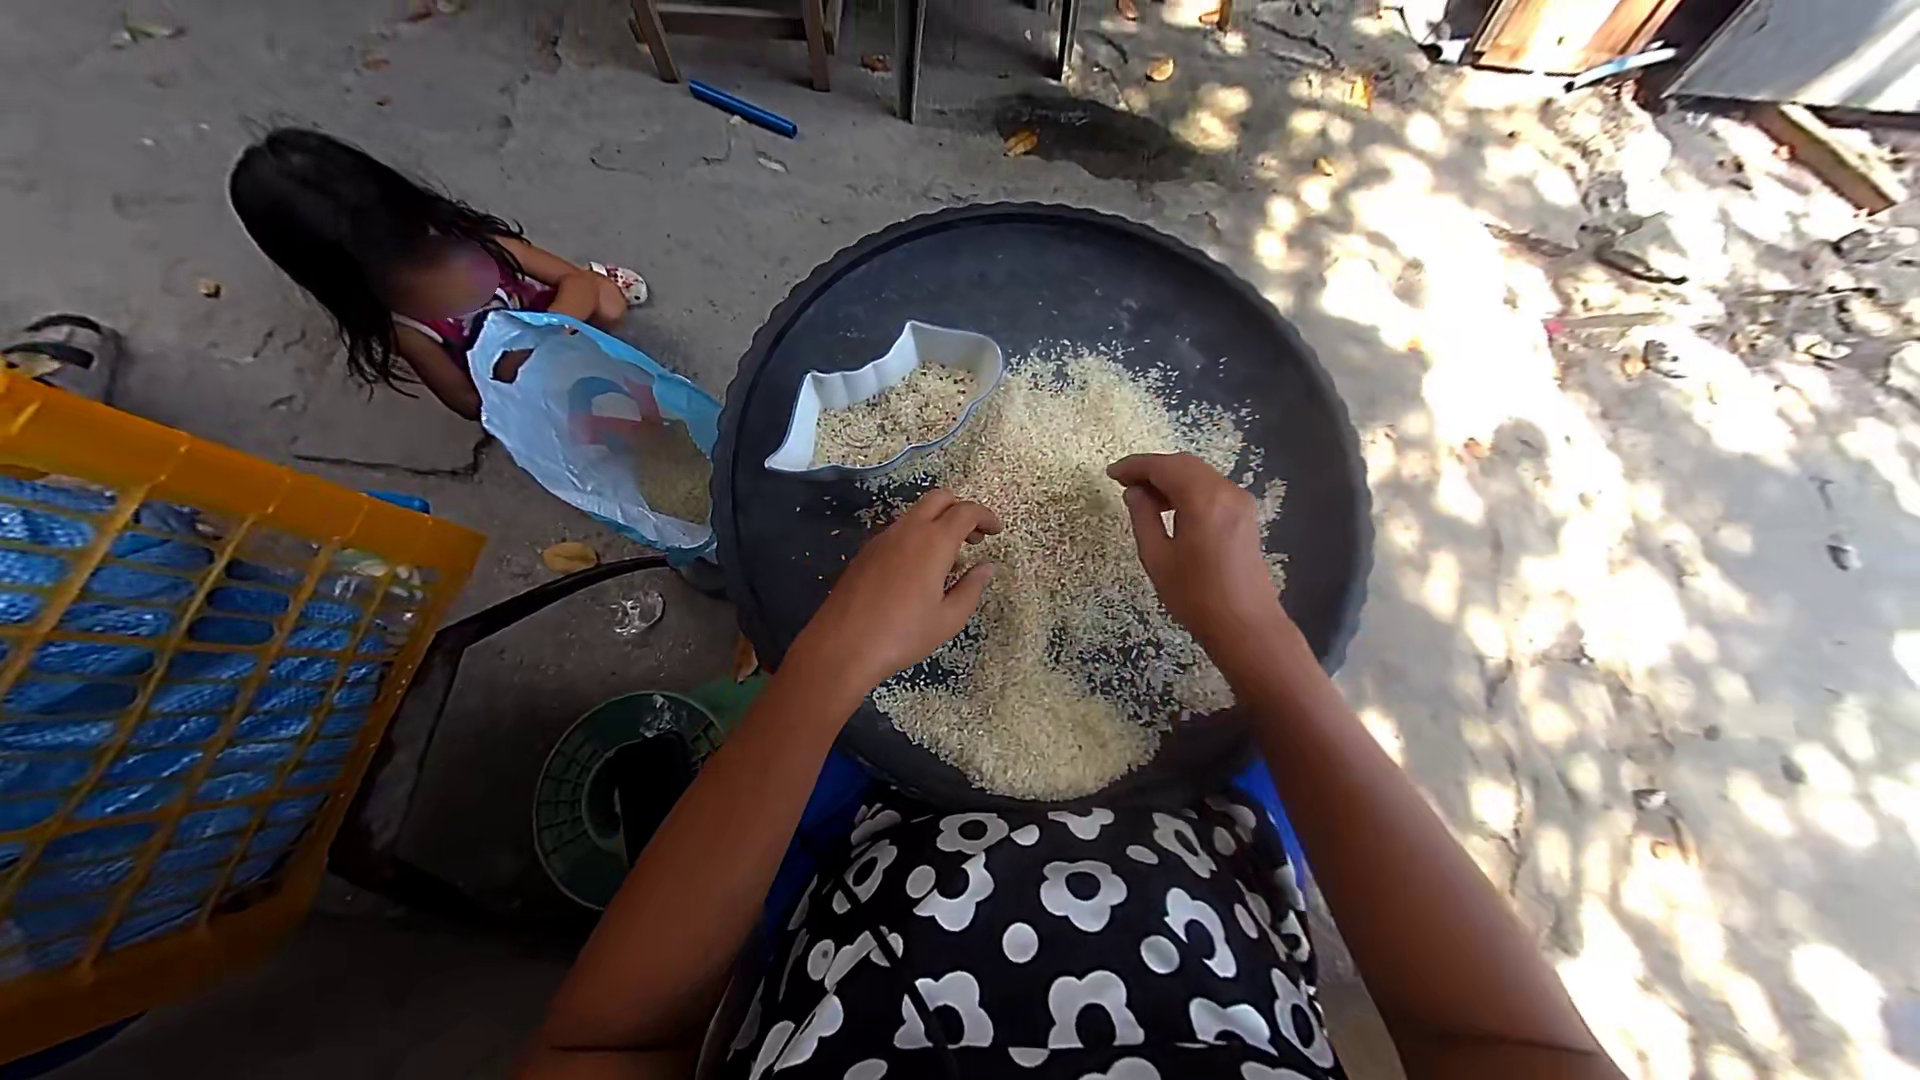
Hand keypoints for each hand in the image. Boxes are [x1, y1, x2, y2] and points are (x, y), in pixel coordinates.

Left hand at [786, 489, 1000, 693]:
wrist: (842, 646)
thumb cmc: (903, 635)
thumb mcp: (948, 619)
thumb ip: (972, 588)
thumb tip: (987, 568)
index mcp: (933, 542)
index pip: (966, 511)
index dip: (986, 516)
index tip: (997, 531)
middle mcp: (907, 530)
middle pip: (939, 498)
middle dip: (961, 510)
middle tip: (974, 538)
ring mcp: (882, 539)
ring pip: (916, 513)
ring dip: (938, 523)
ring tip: (949, 561)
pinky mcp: (866, 552)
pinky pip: (899, 531)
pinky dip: (918, 536)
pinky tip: (919, 571)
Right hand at [1107, 453, 1296, 667]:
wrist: (1245, 625)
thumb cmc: (1195, 595)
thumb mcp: (1157, 557)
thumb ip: (1143, 517)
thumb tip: (1134, 492)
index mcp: (1203, 500)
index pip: (1164, 467)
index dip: (1135, 466)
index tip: (1112, 473)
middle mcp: (1226, 492)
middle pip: (1184, 464)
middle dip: (1152, 469)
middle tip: (1124, 483)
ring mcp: (1240, 502)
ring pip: (1199, 474)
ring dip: (1169, 478)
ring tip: (1143, 499)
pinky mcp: (1245, 515)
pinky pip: (1211, 488)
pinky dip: (1187, 489)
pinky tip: (1170, 509)